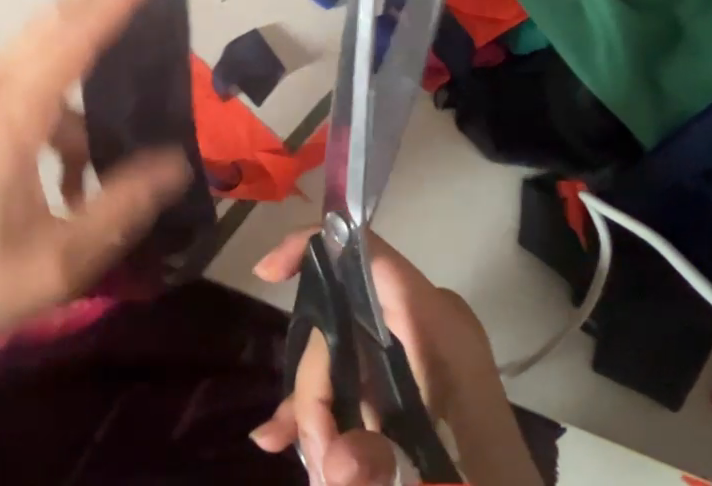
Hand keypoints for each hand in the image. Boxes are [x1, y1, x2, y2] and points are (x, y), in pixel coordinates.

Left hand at [0, 0, 192, 380]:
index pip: (77, 33)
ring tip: (134, 89)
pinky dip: (61, 113)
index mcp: (8, 115)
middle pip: (54, 22)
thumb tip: (176, 162)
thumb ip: (120, 204)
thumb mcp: (55, 262)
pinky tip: (78, 172)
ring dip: (86, 66)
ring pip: (40, 57)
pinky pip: (24, 90)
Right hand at [250, 229, 535, 485]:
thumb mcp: (445, 478)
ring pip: (337, 355)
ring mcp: (416, 351)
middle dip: (314, 387)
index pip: (367, 256)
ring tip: (315, 468)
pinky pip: (351, 378)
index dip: (312, 248)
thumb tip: (333, 460)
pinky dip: (324, 411)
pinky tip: (291, 442)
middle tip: (316, 453)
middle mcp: (424, 325)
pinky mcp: (410, 380)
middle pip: (338, 322)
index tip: (266, 276)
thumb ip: (386, 467)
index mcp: (437, 326)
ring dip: (315, 407)